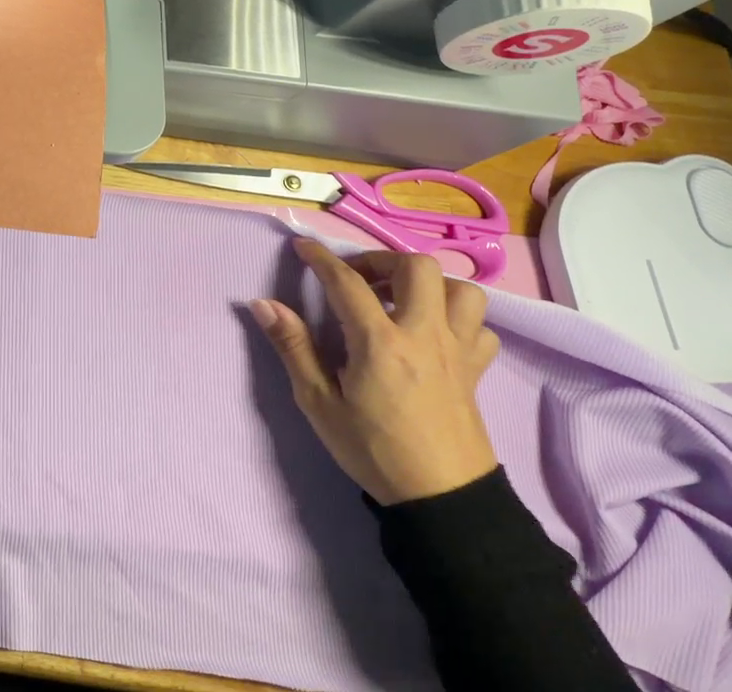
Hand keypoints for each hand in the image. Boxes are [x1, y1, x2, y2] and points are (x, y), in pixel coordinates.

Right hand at [251, 238, 501, 504]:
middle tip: (355, 278)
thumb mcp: (317, 400)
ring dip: (427, 284)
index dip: (322, 258)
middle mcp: (424, 335)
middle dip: (381, 261)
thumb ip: (293, 346)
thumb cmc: (371, 448)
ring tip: (396, 300)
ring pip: (462, 290)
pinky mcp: (475, 369)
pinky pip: (478, 325)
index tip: (303, 247)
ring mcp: (457, 350)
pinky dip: (455, 316)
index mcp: (380, 342)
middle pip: (418, 268)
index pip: (347, 282)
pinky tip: (429, 332)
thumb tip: (264, 304)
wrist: (442, 496)